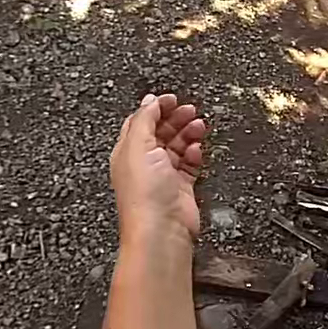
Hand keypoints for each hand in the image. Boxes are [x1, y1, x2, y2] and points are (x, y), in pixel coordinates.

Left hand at [110, 93, 207, 244]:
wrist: (162, 230)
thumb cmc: (145, 194)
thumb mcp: (138, 145)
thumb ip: (144, 119)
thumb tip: (149, 100)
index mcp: (128, 151)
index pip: (141, 121)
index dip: (156, 108)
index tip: (172, 99)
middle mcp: (144, 163)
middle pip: (161, 132)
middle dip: (175, 118)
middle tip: (190, 110)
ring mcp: (163, 175)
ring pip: (177, 146)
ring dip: (188, 133)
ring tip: (199, 125)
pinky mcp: (181, 187)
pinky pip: (189, 164)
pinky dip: (194, 154)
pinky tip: (197, 149)